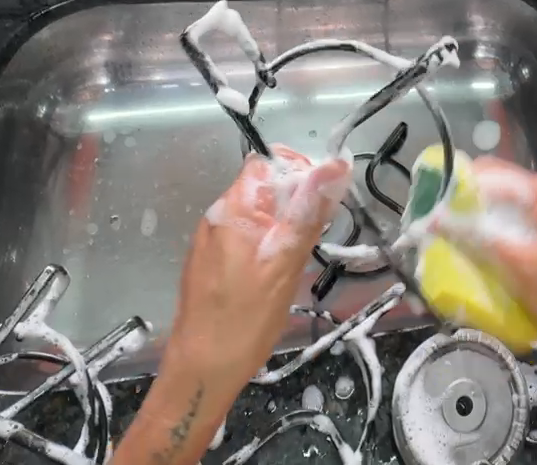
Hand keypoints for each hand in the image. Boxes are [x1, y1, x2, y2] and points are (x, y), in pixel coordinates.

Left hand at [164, 148, 351, 381]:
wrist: (200, 374)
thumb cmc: (245, 319)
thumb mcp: (286, 263)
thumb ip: (309, 211)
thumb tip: (336, 166)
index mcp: (232, 209)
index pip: (267, 162)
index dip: (298, 171)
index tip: (321, 198)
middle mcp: (218, 216)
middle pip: (264, 186)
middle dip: (295, 200)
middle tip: (314, 233)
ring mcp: (212, 239)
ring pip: (258, 211)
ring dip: (284, 223)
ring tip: (298, 256)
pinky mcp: (212, 260)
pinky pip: (247, 234)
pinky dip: (268, 241)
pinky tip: (278, 270)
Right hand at [438, 158, 536, 352]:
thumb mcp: (524, 267)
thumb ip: (483, 239)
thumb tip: (439, 218)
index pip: (487, 172)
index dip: (454, 187)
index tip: (425, 208)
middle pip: (489, 187)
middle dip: (459, 204)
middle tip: (427, 228)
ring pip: (493, 208)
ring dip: (469, 222)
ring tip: (439, 241)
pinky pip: (502, 225)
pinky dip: (484, 236)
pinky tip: (466, 253)